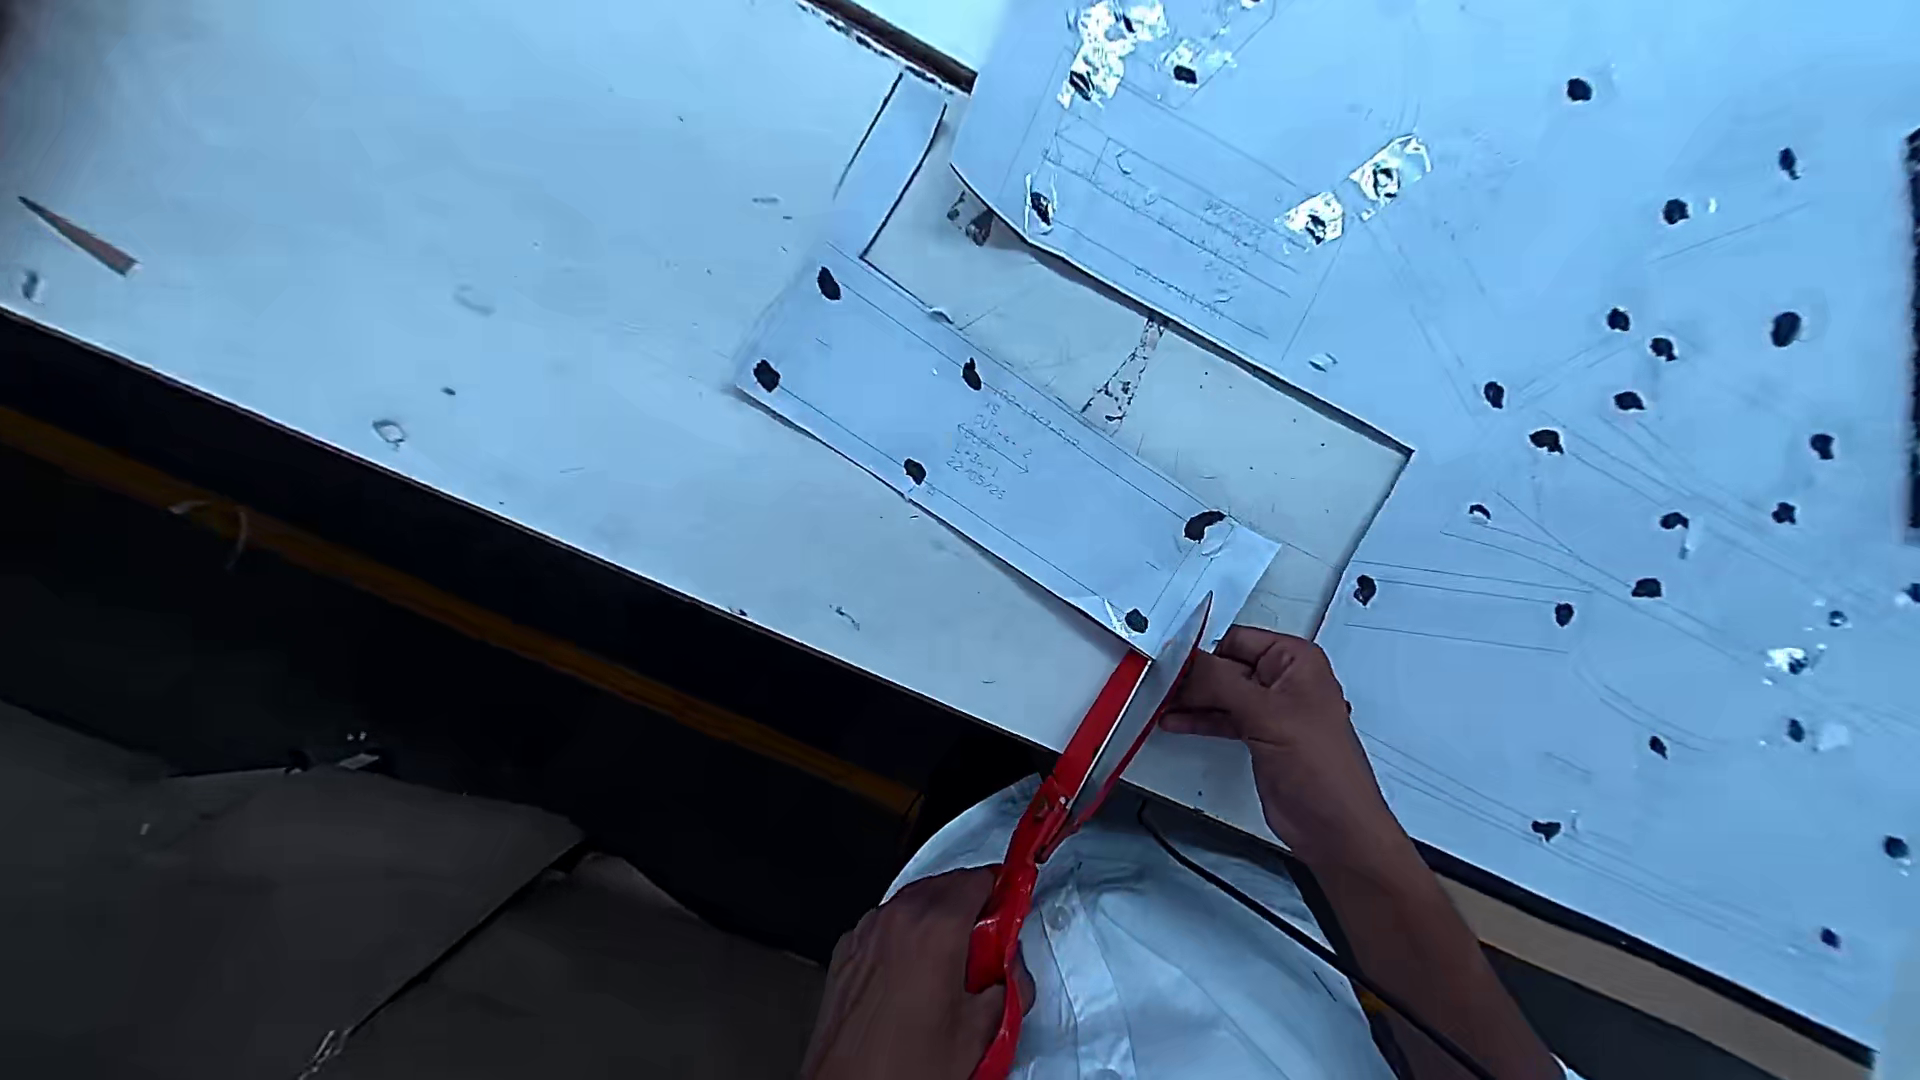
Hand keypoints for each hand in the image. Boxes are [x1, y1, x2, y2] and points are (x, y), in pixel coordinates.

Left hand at [800, 867, 1030, 1079]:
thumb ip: (1009, 988)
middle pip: (948, 883)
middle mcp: (901, 915)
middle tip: (986, 939)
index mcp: (938, 927)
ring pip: (915, 899)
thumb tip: (1014, 969)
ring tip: (949, 959)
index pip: (979, 878)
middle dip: (971, 903)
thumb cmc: (904, 1069)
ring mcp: (870, 927)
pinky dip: (904, 931)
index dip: (1000, 891)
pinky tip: (911, 970)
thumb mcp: (979, 1034)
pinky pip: (886, 921)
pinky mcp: (849, 945)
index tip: (1008, 906)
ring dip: (937, 914)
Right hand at [1161, 627, 1407, 871]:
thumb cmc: (1324, 770)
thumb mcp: (1266, 713)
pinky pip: (1219, 715)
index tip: (1172, 660)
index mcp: (1296, 661)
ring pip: (1218, 692)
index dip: (1204, 650)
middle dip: (1192, 677)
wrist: (1333, 828)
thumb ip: (1220, 682)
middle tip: (1162, 684)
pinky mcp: (1258, 733)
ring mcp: (1270, 709)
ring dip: (1189, 698)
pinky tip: (1176, 720)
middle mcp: (1283, 680)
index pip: (1236, 639)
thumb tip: (1187, 662)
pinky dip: (1197, 717)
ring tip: (1162, 702)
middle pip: (1223, 665)